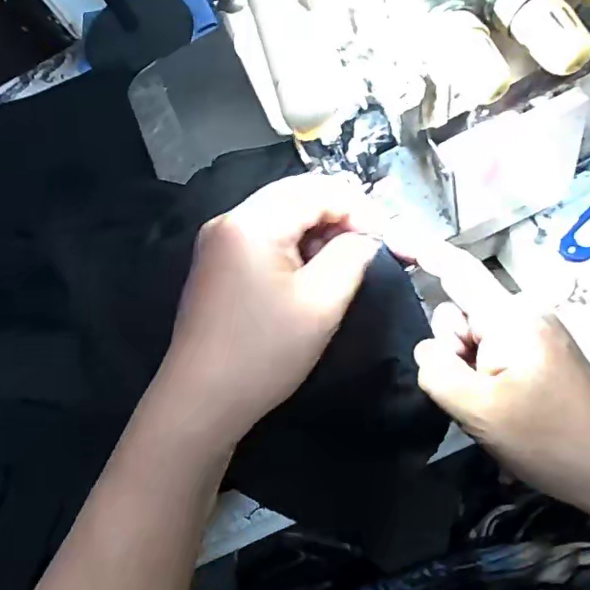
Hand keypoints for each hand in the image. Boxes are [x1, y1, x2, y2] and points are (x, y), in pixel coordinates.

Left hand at [156, 173, 383, 437]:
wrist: (201, 399)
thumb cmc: (265, 353)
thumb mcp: (322, 303)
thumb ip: (353, 256)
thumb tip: (367, 236)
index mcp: (252, 222)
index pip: (318, 190)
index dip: (360, 208)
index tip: (388, 240)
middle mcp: (229, 219)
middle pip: (296, 195)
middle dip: (340, 215)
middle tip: (372, 247)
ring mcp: (218, 239)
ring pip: (281, 213)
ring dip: (318, 229)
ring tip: (344, 262)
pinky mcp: (216, 261)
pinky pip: (263, 235)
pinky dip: (294, 243)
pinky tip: (310, 270)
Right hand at [398, 236, 589, 512]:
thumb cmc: (549, 439)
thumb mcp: (477, 410)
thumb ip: (437, 370)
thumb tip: (429, 349)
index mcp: (510, 317)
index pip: (457, 269)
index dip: (420, 250)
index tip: (388, 237)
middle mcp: (525, 314)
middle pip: (458, 314)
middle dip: (452, 351)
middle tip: (475, 396)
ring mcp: (537, 333)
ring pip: (473, 338)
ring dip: (469, 370)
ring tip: (495, 408)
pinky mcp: (544, 353)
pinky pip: (494, 351)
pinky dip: (485, 375)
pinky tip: (505, 408)